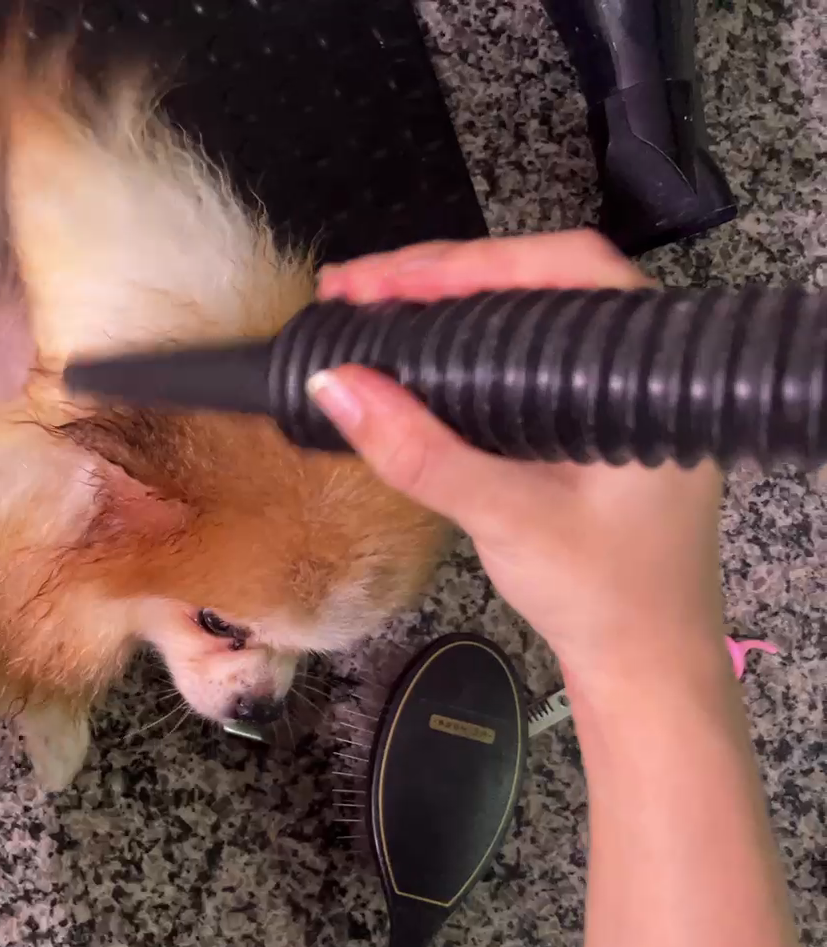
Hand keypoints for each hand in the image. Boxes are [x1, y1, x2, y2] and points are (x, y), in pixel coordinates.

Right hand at [306, 231, 726, 681]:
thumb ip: (418, 452)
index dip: (460, 262)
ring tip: (363, 311)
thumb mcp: (502, 515)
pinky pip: (506, 360)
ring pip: (516, 321)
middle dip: (434, 277)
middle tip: (349, 290)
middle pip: (532, 284)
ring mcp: (599, 394)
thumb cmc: (599, 585)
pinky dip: (447, 349)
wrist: (638, 650)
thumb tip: (333, 384)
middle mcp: (629, 366)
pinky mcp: (569, 421)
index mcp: (646, 368)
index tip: (372, 280)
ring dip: (436, 310)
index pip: (559, 270)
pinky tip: (406, 358)